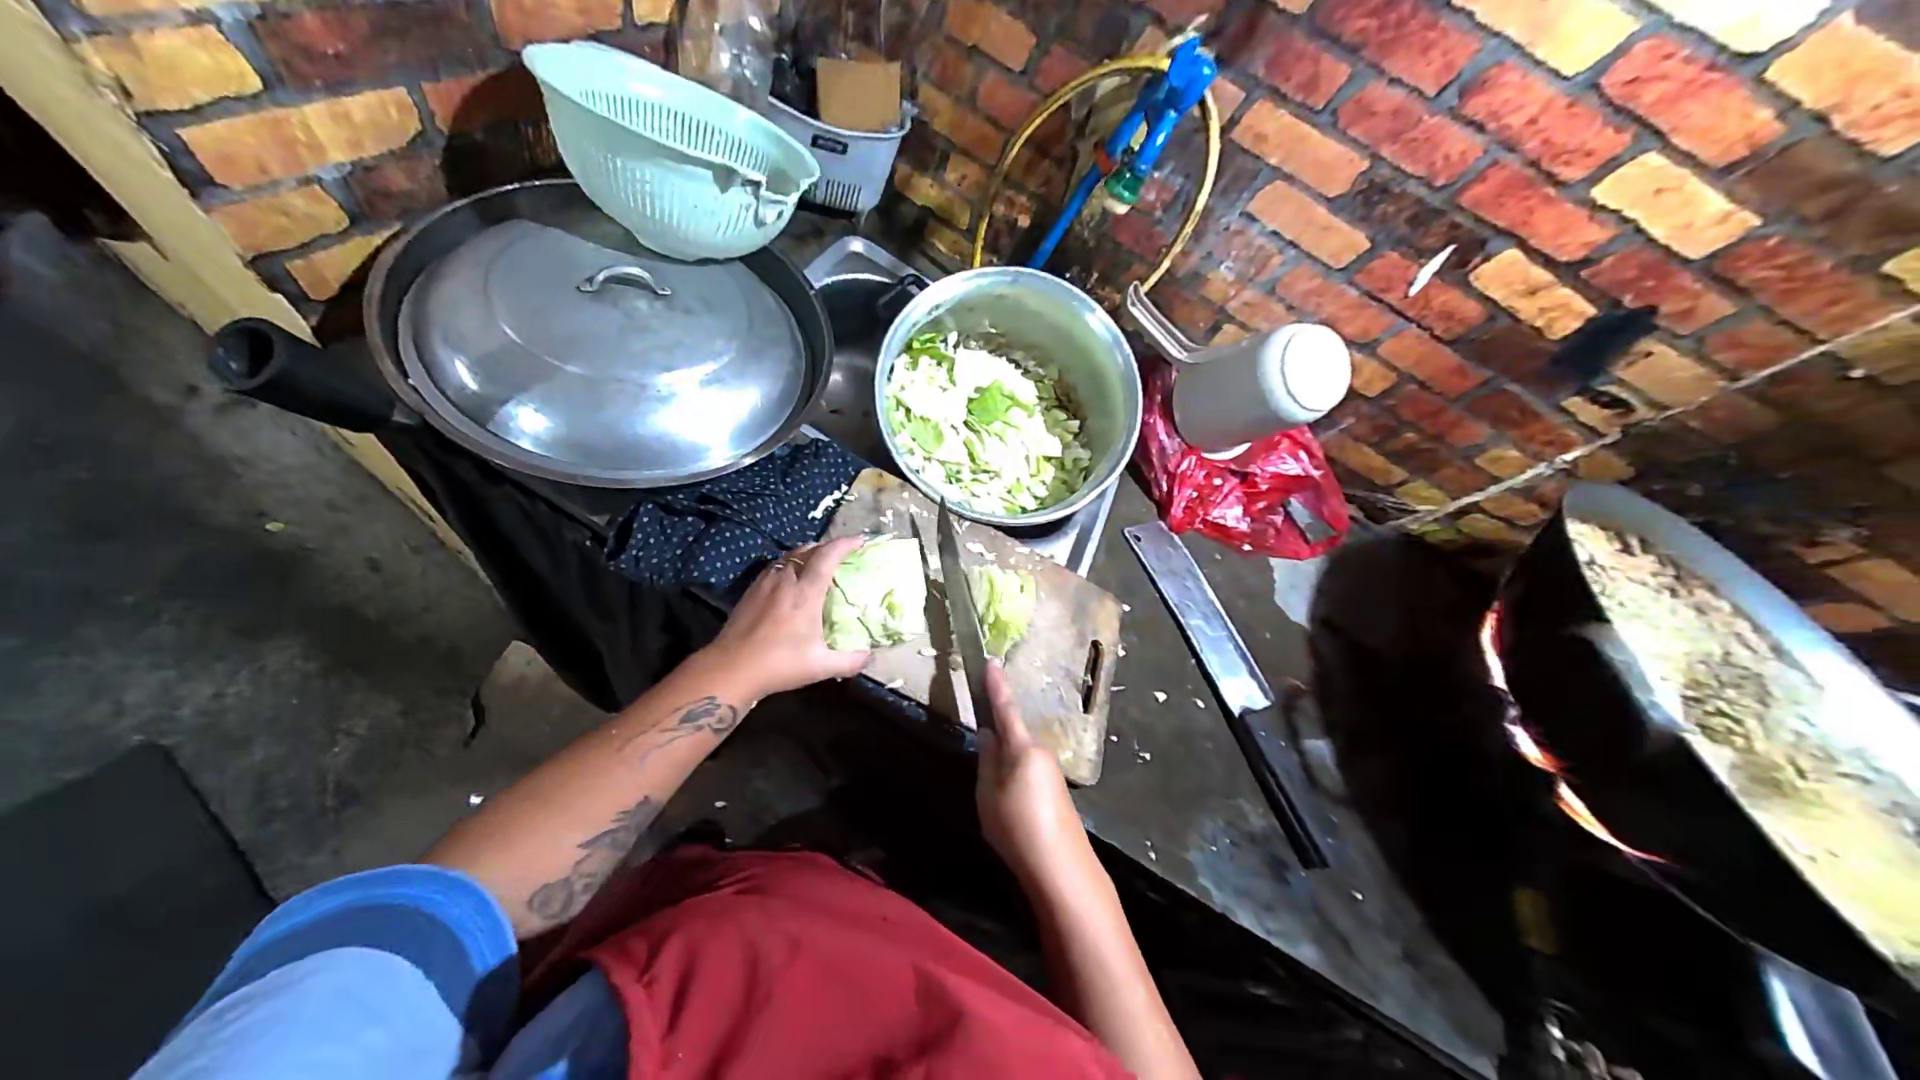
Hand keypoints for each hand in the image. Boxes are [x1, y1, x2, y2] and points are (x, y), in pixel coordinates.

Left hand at [702, 537, 871, 699]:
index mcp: (806, 593)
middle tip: (841, 553)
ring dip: (807, 553)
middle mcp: (786, 580)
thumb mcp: (820, 667)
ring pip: (789, 556)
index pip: (827, 557)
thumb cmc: (778, 665)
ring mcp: (765, 583)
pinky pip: (775, 566)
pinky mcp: (751, 591)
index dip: (845, 544)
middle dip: (827, 546)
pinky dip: (790, 564)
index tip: (860, 541)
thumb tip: (871, 657)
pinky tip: (791, 579)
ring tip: (818, 563)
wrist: (730, 669)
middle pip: (808, 550)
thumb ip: (850, 661)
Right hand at [975, 661, 1099, 892]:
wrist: (1062, 868)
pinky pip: (1028, 772)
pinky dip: (1014, 778)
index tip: (990, 662)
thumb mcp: (987, 794)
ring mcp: (1052, 772)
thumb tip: (988, 734)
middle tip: (977, 754)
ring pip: (1020, 756)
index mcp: (1022, 748)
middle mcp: (1041, 752)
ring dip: (1004, 764)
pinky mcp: (1057, 791)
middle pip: (1013, 736)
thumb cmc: (1017, 827)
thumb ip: (986, 760)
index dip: (995, 686)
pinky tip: (1007, 806)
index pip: (1005, 709)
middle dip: (995, 738)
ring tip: (989, 796)